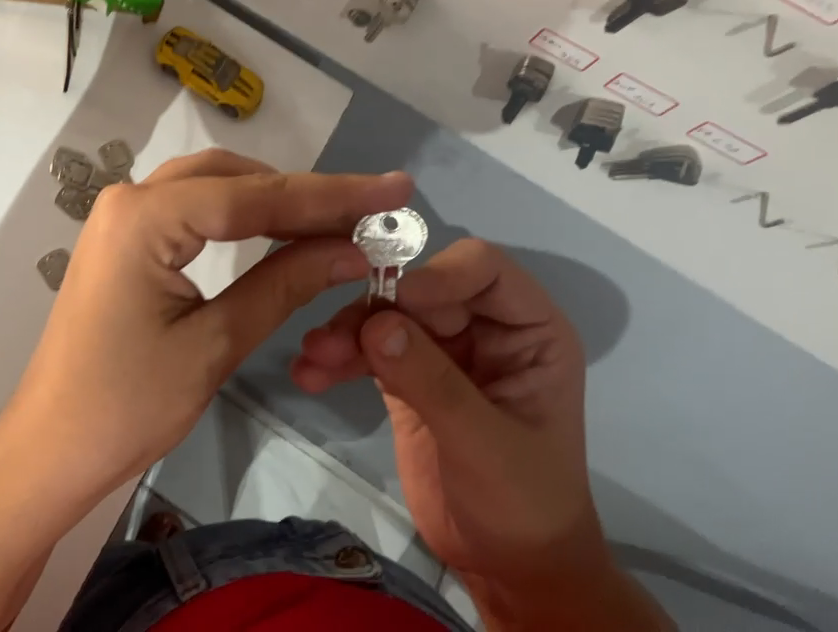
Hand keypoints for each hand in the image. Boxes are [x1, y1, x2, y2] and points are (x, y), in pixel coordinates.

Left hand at [0, 150, 411, 496]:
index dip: (330, 195)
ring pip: (212, 187)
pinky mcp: (123, 239)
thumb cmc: (127, 404)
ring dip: (273, 200)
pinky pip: (191, 210)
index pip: (253, 195)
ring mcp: (121, 216)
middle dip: (304, 193)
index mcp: (143, 217)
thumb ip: (283, 284)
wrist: (53, 444)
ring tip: (340, 218)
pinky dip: (239, 216)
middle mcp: (128, 198)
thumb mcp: (215, 344)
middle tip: (373, 209)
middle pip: (232, 179)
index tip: (394, 189)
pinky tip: (280, 230)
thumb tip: (352, 248)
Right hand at [289, 239, 605, 585]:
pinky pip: (368, 349)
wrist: (508, 566)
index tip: (390, 300)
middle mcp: (484, 328)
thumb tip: (375, 323)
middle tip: (327, 341)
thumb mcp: (485, 444)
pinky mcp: (407, 377)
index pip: (482, 270)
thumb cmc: (524, 503)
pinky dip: (340, 358)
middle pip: (419, 291)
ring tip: (311, 360)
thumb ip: (433, 382)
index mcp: (528, 330)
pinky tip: (309, 375)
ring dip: (346, 333)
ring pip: (386, 316)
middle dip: (373, 310)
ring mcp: (442, 351)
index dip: (436, 274)